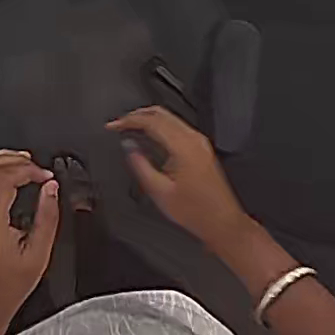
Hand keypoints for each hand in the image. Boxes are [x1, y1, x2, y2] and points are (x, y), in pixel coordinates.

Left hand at [0, 150, 58, 321]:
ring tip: (20, 161)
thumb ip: (47, 217)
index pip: (7, 177)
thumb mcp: (39, 253)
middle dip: (13, 158)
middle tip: (34, 163)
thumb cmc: (7, 284)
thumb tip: (51, 189)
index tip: (45, 176)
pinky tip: (5, 174)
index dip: (30, 170)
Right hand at [107, 106, 255, 252]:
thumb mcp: (159, 191)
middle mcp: (194, 139)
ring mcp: (200, 142)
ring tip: (130, 127)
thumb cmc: (195, 211)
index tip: (113, 125)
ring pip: (170, 117)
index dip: (129, 120)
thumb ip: (141, 165)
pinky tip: (149, 135)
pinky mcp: (201, 148)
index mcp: (183, 147)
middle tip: (119, 123)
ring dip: (148, 119)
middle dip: (137, 115)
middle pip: (161, 113)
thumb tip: (129, 147)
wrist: (221, 221)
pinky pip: (177, 127)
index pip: (152, 121)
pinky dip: (160, 126)